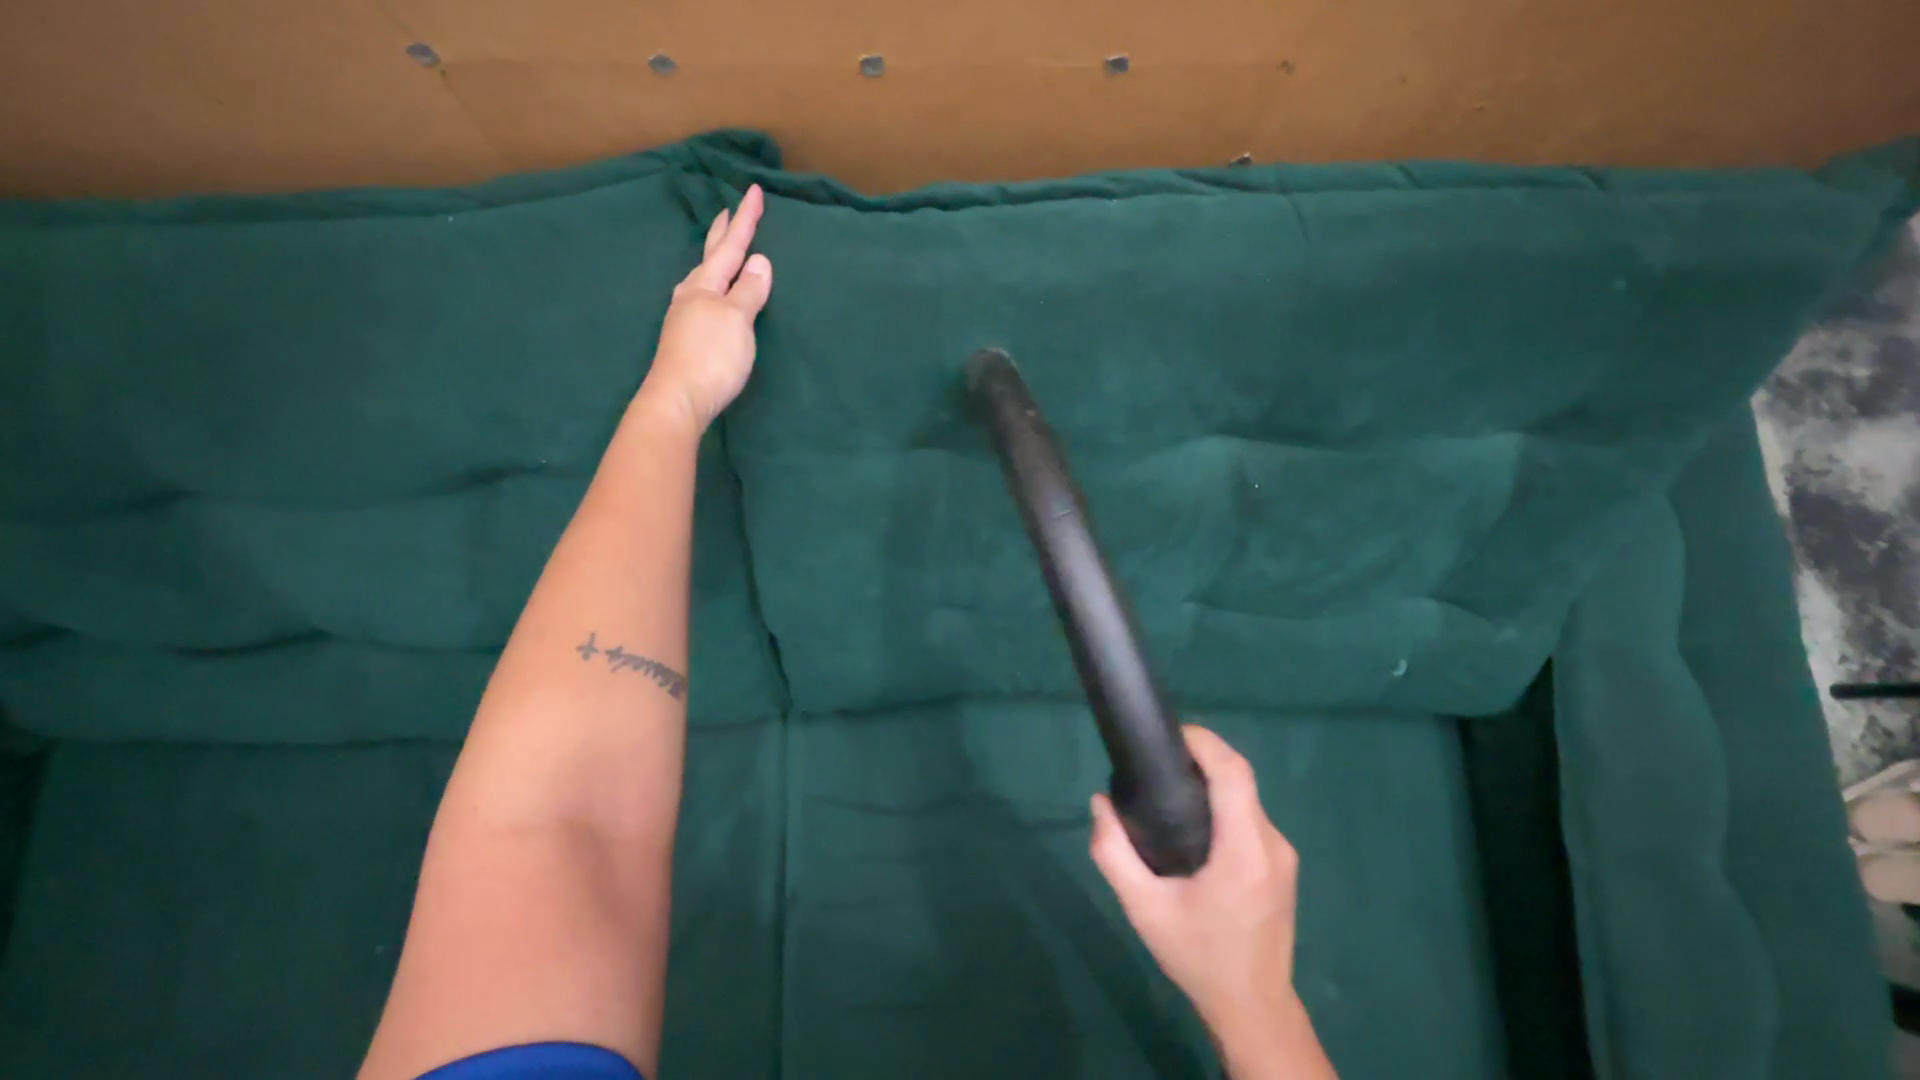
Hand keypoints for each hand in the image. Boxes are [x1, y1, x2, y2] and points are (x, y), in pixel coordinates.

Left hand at [638, 184, 772, 431]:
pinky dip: (712, 285)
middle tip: (726, 210)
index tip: (754, 191)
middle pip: (710, 257)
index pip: (730, 246)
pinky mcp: (686, 339)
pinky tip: (710, 294)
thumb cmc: (711, 357)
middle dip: (721, 233)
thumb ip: (748, 289)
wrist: (678, 401)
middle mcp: (691, 294)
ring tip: (720, 249)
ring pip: (702, 277)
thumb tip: (758, 260)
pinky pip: (702, 298)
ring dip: (713, 259)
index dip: (745, 220)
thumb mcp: (737, 319)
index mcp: (705, 284)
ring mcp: (685, 317)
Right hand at [1091, 725, 1324, 1073]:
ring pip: (1247, 798)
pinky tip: (1194, 825)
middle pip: (1241, 779)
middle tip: (1158, 763)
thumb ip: (1114, 853)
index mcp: (1243, 851)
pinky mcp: (1283, 866)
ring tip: (1169, 790)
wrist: (1252, 1007)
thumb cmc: (1196, 956)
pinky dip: (1225, 806)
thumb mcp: (1143, 908)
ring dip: (1213, 783)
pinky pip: (1252, 818)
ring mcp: (1283, 855)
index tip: (1169, 735)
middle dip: (1202, 758)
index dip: (1204, 742)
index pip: (1233, 773)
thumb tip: (1099, 804)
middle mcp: (1271, 844)